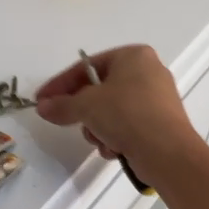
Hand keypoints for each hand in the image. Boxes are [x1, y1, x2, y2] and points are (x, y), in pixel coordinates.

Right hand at [35, 45, 206, 187]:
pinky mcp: (160, 123)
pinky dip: (116, 137)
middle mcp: (148, 71)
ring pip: (111, 111)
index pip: (87, 67)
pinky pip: (127, 126)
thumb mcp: (87, 106)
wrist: (167, 152)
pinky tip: (114, 149)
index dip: (60, 85)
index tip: (41, 101)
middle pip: (100, 90)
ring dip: (98, 128)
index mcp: (133, 56)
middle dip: (83, 111)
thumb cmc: (127, 116)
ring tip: (99, 140)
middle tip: (67, 123)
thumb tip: (43, 107)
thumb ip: (62, 105)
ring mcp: (157, 99)